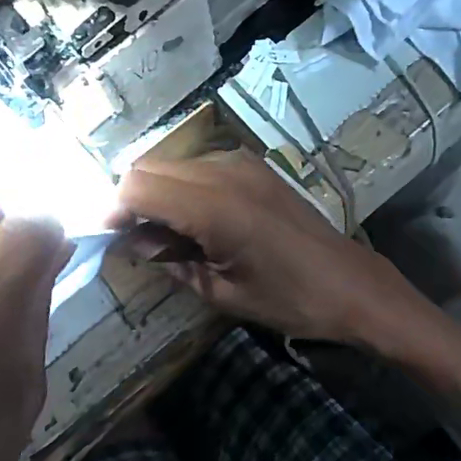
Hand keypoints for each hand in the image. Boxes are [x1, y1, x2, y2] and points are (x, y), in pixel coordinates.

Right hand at [113, 151, 425, 343]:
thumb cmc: (288, 299)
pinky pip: (197, 165)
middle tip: (132, 236)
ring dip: (155, 190)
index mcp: (216, 207)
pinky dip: (180, 185)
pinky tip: (193, 219)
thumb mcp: (220, 291)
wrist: (352, 284)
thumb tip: (129, 239)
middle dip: (130, 197)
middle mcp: (224, 171)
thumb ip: (168, 259)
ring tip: (165, 231)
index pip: (139, 185)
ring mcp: (240, 162)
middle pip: (149, 165)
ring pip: (171, 162)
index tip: (108, 235)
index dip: (114, 208)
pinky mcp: (252, 164)